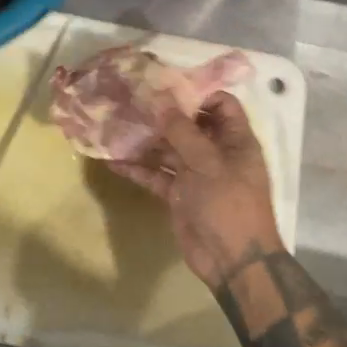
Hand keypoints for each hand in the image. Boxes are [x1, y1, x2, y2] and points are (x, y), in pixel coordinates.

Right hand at [112, 94, 284, 288]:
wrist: (232, 260)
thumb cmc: (228, 204)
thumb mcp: (208, 163)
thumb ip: (183, 131)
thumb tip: (162, 103)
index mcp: (235, 141)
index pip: (221, 105)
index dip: (197, 93)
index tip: (164, 86)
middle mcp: (215, 153)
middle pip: (188, 125)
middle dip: (161, 115)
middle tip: (129, 101)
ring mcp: (195, 174)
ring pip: (168, 150)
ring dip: (144, 141)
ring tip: (114, 126)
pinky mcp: (178, 195)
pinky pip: (155, 175)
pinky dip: (137, 169)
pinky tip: (112, 161)